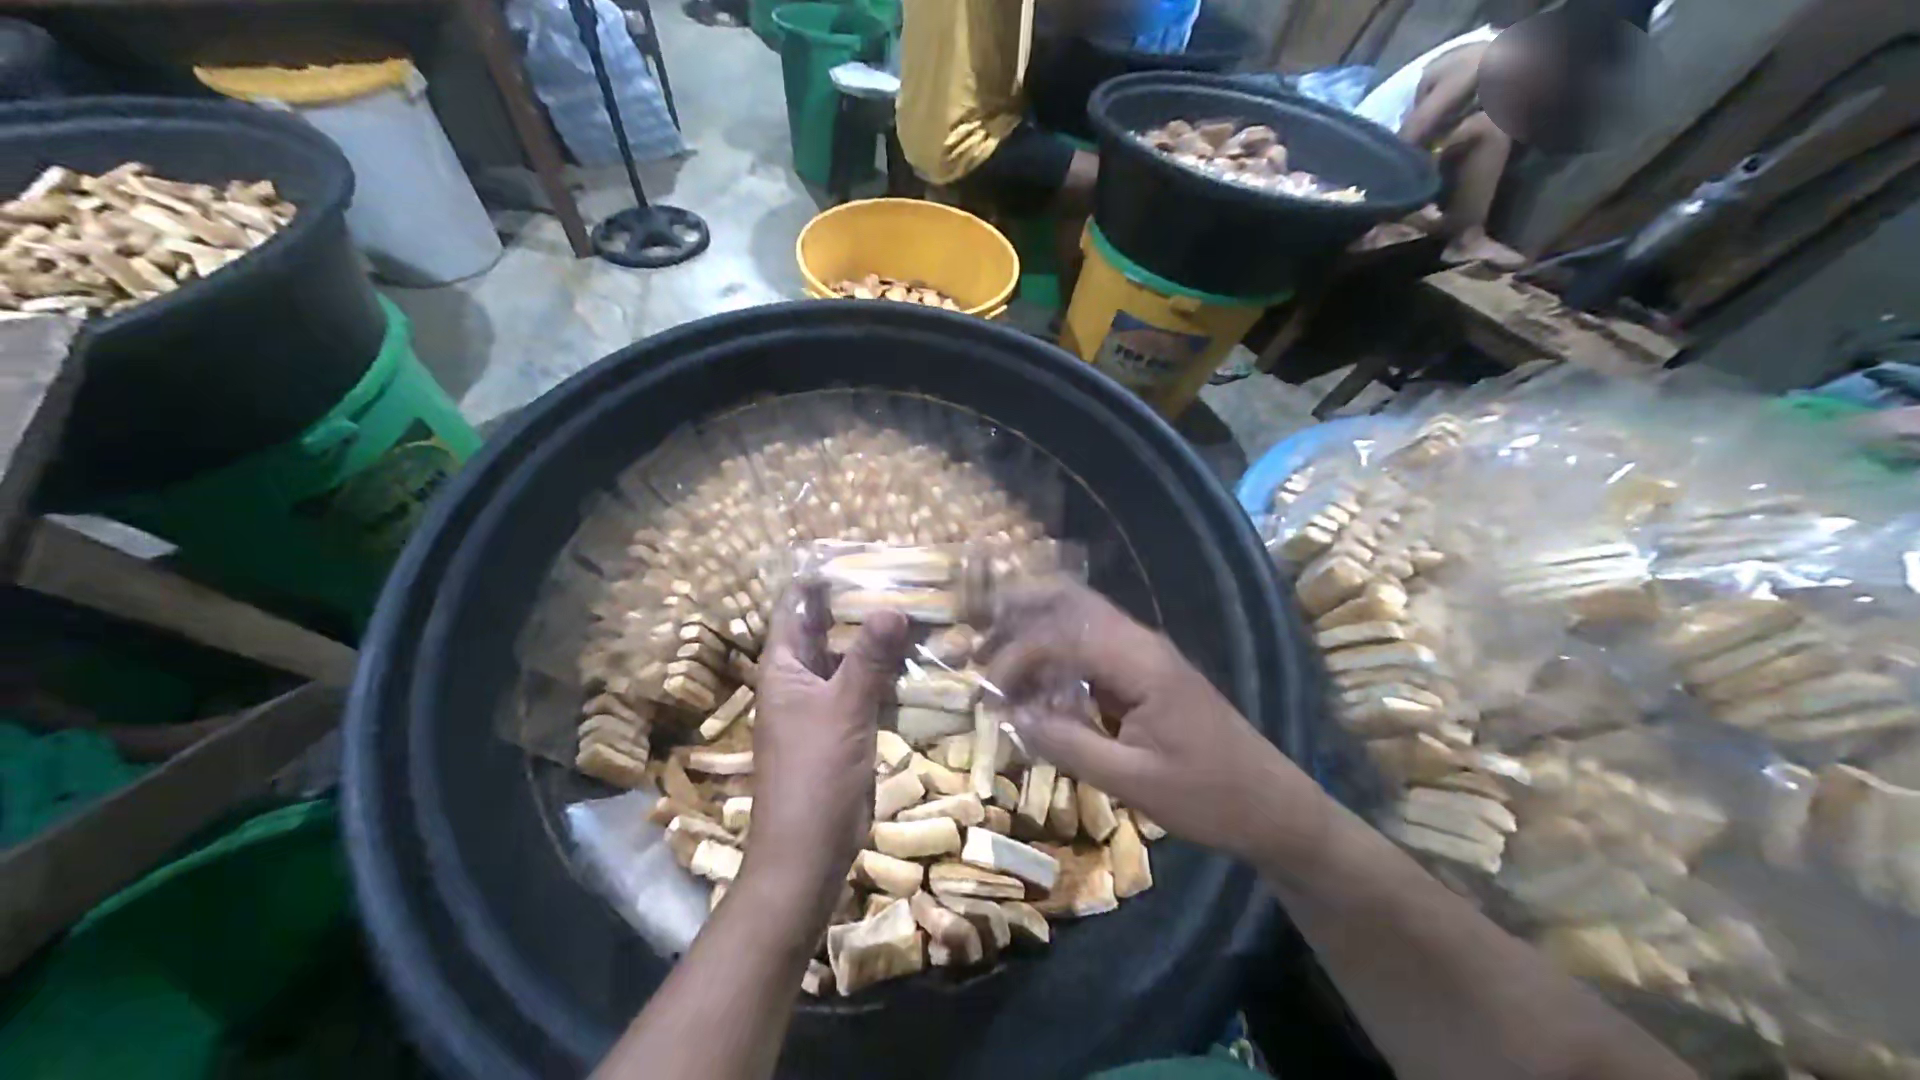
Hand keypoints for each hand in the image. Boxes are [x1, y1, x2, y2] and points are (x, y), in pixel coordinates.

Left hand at [744, 582, 907, 923]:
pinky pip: (866, 688)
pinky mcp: (846, 727)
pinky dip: (888, 673)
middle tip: (905, 578)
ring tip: (920, 609)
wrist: (809, 850)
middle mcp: (800, 680)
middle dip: (861, 607)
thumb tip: (893, 607)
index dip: (820, 581)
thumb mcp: (843, 709)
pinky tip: (920, 659)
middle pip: (828, 631)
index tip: (858, 554)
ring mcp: (823, 705)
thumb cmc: (815, 774)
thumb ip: (868, 659)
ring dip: (879, 641)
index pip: (796, 609)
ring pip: (852, 661)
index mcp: (783, 668)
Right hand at [980, 582, 1329, 866]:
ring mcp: (1145, 653)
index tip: (989, 697)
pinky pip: (1091, 645)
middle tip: (977, 642)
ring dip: (1034, 627)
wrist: (1274, 806)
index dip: (1016, 659)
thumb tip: (1013, 718)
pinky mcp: (1145, 671)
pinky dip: (1055, 651)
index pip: (1062, 636)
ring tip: (993, 654)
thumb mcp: (1134, 782)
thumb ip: (1069, 745)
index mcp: (1142, 662)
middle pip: (1071, 601)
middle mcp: (1140, 643)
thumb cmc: (1209, 797)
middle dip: (1018, 613)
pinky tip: (1035, 680)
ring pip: (1080, 616)